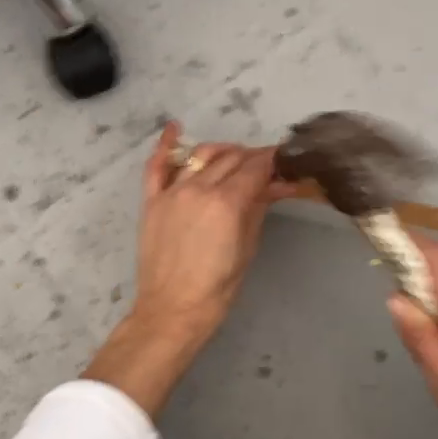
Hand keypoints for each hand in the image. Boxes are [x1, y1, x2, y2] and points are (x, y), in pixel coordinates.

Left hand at [129, 121, 295, 341]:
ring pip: (201, 155)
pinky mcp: (152, 201)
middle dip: (252, 157)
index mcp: (227, 202)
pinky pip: (156, 166)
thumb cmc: (217, 288)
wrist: (172, 310)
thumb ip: (258, 209)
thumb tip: (277, 185)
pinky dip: (165, 145)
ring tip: (235, 157)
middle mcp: (199, 188)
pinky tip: (175, 128)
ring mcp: (172, 192)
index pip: (256, 167)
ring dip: (222, 151)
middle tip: (265, 166)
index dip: (274, 161)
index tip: (285, 160)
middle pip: (230, 157)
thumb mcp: (247, 247)